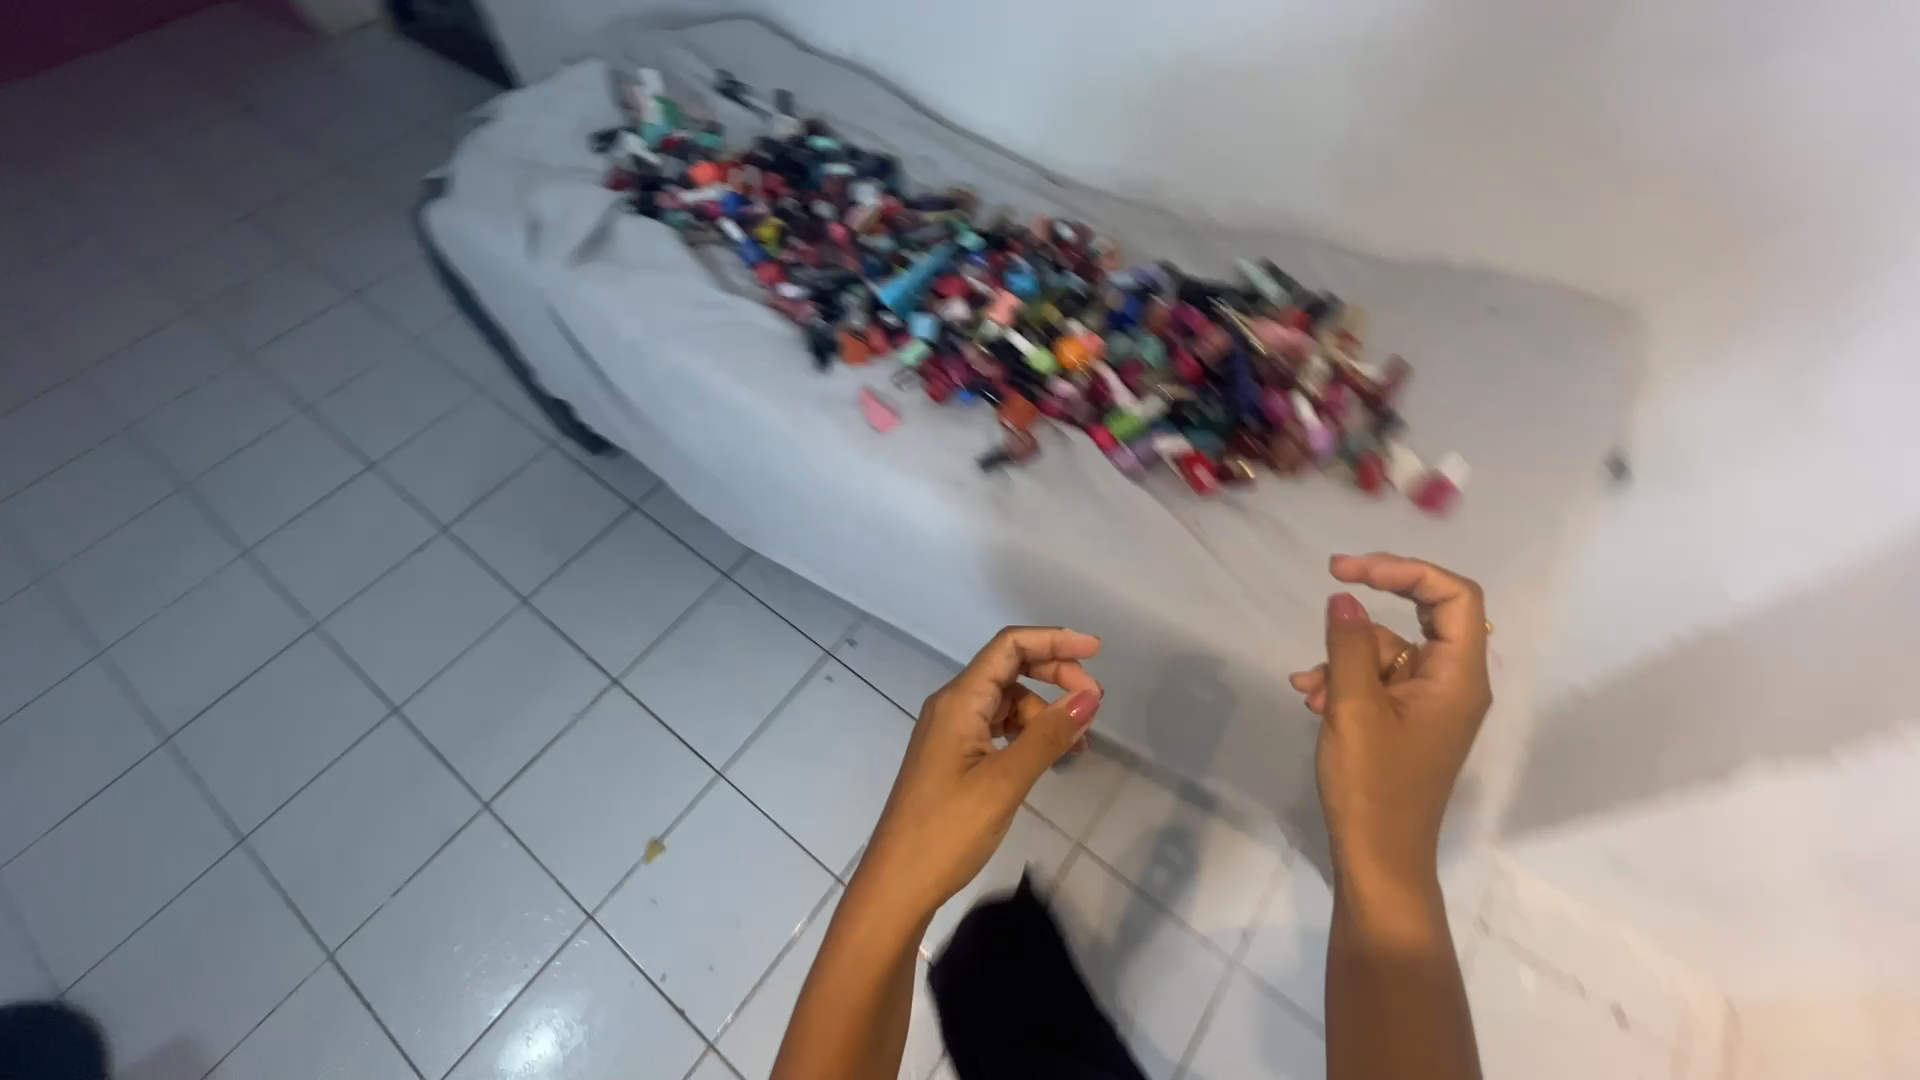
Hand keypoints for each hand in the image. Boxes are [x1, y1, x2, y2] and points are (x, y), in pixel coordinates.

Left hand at [858, 626, 1102, 916]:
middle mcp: (953, 705)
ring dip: (1045, 713)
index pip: (1009, 647)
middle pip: (1010, 669)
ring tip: (1077, 746)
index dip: (1053, 640)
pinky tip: (1050, 757)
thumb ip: (1048, 735)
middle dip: (1054, 676)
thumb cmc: (947, 830)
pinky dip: (1028, 735)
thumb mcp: (1005, 781)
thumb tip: (1091, 696)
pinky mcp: (954, 756)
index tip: (1096, 650)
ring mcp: (951, 731)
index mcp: (959, 700)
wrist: (897, 884)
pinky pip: (998, 728)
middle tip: (1094, 702)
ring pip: (1007, 701)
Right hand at [1289, 554, 1491, 884]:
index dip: (1404, 570)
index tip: (1348, 571)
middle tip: (1328, 591)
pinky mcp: (1408, 720)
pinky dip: (1344, 680)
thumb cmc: (1373, 783)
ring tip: (1309, 689)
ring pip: (1388, 651)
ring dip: (1343, 658)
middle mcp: (1453, 684)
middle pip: (1421, 617)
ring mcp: (1430, 703)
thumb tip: (1343, 598)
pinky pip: (1377, 679)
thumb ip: (1348, 646)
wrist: (1379, 855)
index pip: (1454, 596)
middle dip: (1366, 615)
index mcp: (1458, 678)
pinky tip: (1312, 699)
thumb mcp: (1353, 707)